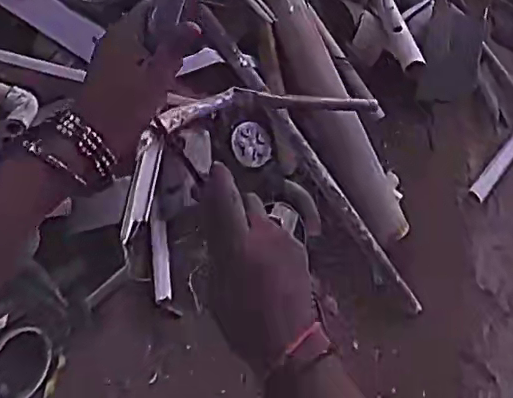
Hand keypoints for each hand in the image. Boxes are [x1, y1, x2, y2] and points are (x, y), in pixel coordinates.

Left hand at [71, 0, 203, 160]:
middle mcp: (114, 40)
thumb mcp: (158, 75)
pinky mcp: (111, 77)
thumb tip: (192, 25)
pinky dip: (153, 72)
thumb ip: (175, 47)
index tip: (193, 17)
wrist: (92, 143)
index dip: (174, 9)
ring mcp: (111, 59)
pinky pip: (138, 65)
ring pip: (145, 48)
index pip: (151, 6)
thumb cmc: (122, 108)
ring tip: (180, 73)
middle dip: (171, 39)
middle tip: (190, 50)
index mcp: (123, 32)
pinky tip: (166, 87)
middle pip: (150, 28)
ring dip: (163, 58)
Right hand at [204, 162, 318, 376]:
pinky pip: (277, 231)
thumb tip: (213, 226)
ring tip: (249, 251)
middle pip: (246, 201)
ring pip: (263, 216)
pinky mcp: (298, 245)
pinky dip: (269, 238)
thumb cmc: (246, 325)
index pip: (226, 199)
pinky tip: (267, 261)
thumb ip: (215, 252)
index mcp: (238, 245)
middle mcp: (263, 232)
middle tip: (227, 224)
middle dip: (235, 206)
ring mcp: (283, 237)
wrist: (291, 343)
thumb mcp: (217, 291)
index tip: (214, 169)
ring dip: (253, 224)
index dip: (219, 180)